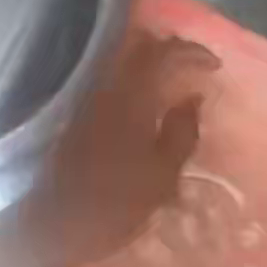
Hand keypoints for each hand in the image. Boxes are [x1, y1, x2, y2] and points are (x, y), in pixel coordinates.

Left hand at [5, 33, 218, 266]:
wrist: (52, 221)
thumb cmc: (113, 202)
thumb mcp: (161, 176)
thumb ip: (182, 132)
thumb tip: (193, 98)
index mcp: (132, 95)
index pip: (163, 51)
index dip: (192, 50)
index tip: (214, 65)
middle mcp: (107, 84)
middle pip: (140, 45)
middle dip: (170, 48)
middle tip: (193, 66)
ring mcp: (89, 93)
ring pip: (124, 58)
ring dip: (151, 60)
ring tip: (173, 80)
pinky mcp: (79, 108)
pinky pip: (113, 75)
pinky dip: (134, 76)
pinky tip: (146, 98)